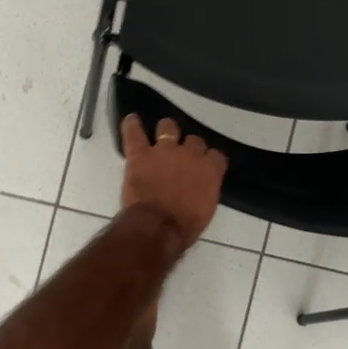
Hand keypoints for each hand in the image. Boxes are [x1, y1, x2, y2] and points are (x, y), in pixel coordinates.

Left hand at [119, 114, 227, 251]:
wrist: (158, 227)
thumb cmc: (184, 226)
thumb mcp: (205, 210)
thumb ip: (205, 190)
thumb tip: (200, 188)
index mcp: (209, 169)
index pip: (216, 156)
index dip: (210, 160)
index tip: (206, 167)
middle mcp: (190, 154)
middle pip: (194, 140)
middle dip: (190, 148)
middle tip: (183, 159)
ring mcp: (164, 151)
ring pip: (168, 127)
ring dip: (166, 131)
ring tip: (161, 136)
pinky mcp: (140, 154)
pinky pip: (134, 133)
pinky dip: (131, 126)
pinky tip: (131, 121)